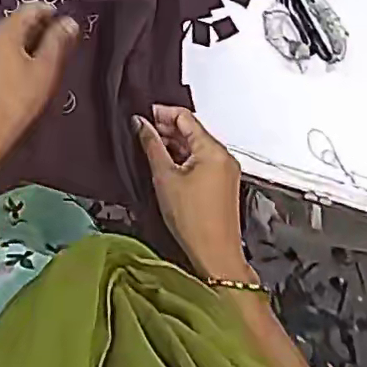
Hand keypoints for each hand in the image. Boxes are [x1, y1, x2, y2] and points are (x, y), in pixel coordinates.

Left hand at [0, 3, 79, 193]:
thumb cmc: (20, 97)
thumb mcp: (45, 67)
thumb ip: (57, 41)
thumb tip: (69, 21)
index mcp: (6, 30)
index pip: (31, 7)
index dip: (53, 11)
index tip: (70, 26)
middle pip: (24, 18)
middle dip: (46, 25)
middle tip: (67, 42)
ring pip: (18, 33)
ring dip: (38, 39)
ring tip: (57, 54)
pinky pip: (11, 46)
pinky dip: (27, 49)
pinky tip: (40, 64)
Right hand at [135, 105, 253, 283]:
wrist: (214, 254)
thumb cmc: (195, 221)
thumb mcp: (164, 176)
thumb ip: (151, 144)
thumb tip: (141, 124)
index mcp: (213, 150)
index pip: (185, 117)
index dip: (161, 112)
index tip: (144, 115)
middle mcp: (223, 156)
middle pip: (191, 129)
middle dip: (166, 128)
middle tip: (142, 131)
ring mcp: (224, 169)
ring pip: (195, 145)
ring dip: (173, 143)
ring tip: (150, 147)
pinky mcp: (222, 182)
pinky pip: (201, 159)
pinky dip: (182, 157)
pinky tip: (165, 163)